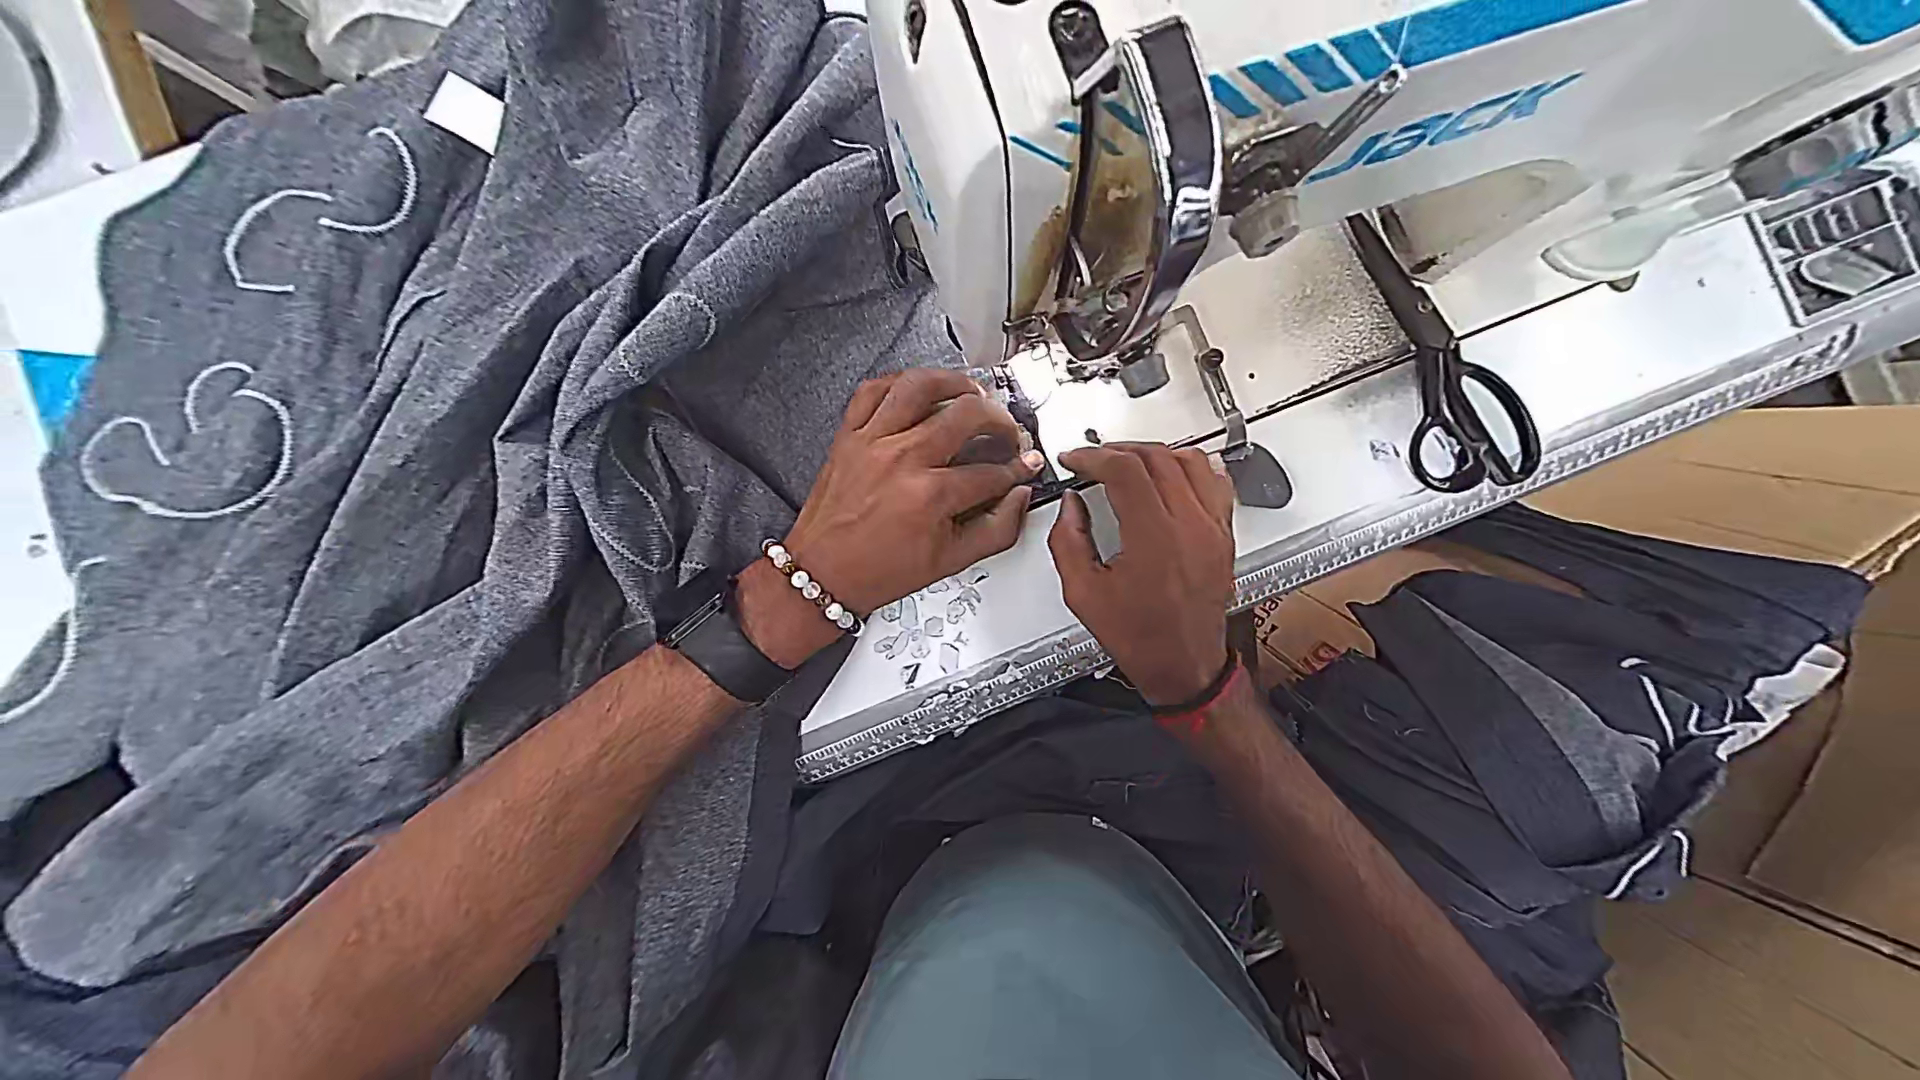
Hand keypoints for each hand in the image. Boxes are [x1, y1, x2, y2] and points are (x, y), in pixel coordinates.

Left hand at [739, 369, 1042, 666]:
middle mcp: (902, 460)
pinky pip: (874, 389)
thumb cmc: (877, 570)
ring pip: (921, 386)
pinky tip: (919, 390)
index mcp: (929, 496)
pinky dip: (901, 382)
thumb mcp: (950, 562)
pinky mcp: (850, 435)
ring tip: (973, 393)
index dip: (1018, 469)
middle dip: (1001, 421)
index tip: (1023, 467)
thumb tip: (1019, 498)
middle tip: (1006, 432)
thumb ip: (997, 530)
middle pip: (968, 414)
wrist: (824, 572)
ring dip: (956, 383)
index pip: (992, 471)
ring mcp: (873, 441)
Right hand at [1048, 442, 1236, 706]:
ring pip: (1189, 461)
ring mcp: (1213, 530)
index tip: (1076, 459)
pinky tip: (1176, 468)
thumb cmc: (1142, 638)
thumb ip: (1068, 541)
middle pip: (1156, 458)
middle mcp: (1190, 527)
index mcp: (1154, 538)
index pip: (1124, 469)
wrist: (1184, 665)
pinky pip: (1216, 482)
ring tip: (1128, 460)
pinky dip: (1192, 466)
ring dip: (1153, 453)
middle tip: (1095, 459)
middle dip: (1118, 451)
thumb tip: (1071, 505)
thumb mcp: (1083, 593)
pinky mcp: (1224, 536)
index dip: (1093, 456)